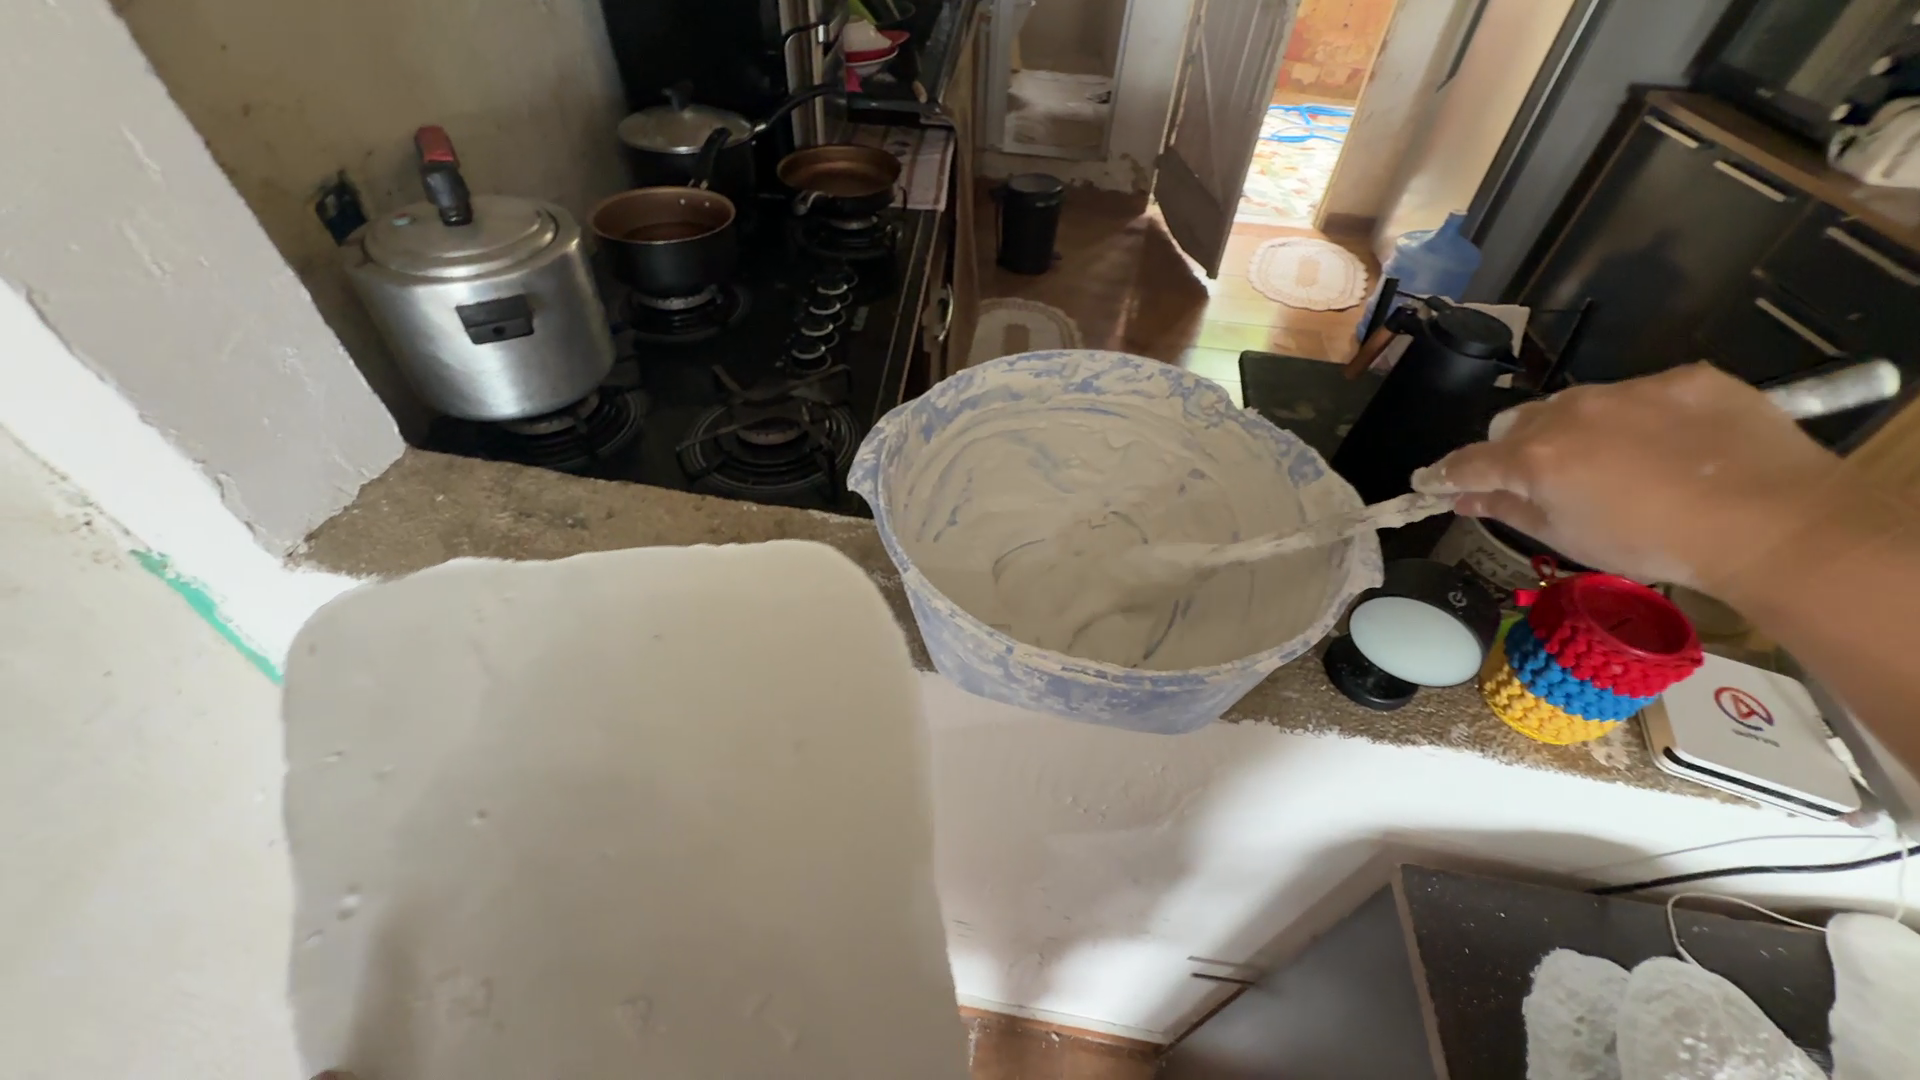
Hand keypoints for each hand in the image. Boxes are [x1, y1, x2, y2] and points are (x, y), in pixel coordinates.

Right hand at [1414, 364, 1843, 590]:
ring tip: (1612, 462)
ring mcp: (1628, 390)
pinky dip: (1637, 417)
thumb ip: (1509, 511)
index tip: (1427, 482)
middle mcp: (1568, 414)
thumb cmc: (1653, 543)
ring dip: (1573, 429)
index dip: (1443, 475)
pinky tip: (1670, 446)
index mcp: (1533, 459)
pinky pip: (1639, 394)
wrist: (1772, 522)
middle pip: (1516, 425)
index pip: (1468, 462)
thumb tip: (1466, 500)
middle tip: (1541, 480)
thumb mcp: (1567, 538)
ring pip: (1574, 404)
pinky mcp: (1684, 378)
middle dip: (1514, 449)